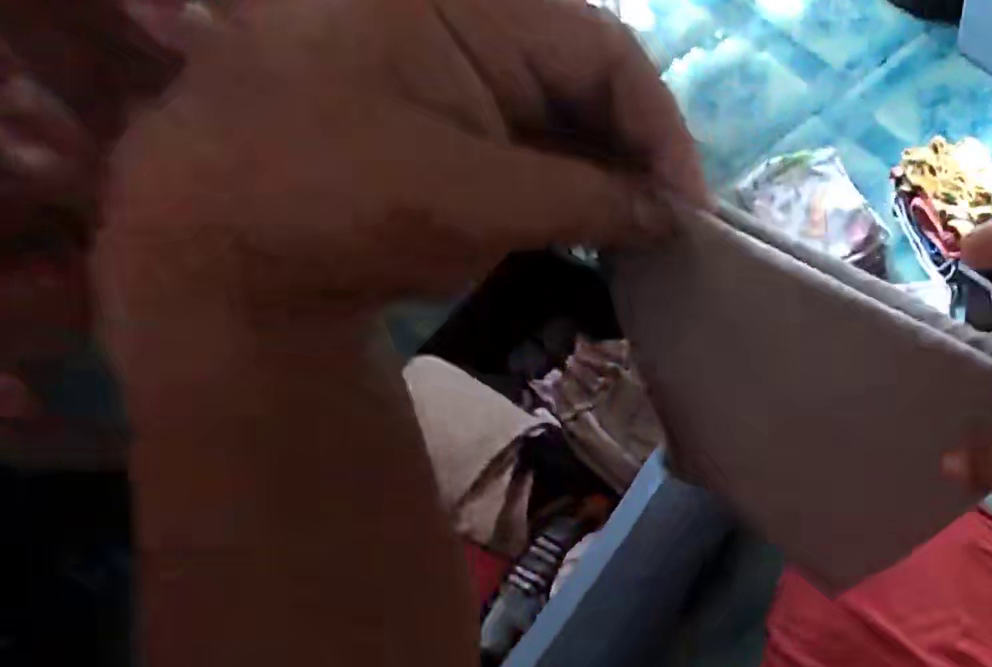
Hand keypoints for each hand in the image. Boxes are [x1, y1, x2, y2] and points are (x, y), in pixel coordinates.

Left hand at [96, 0, 701, 317]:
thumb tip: (672, 217)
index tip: (690, 209)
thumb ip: (592, 200)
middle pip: (597, 84)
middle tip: (677, 230)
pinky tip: (612, 235)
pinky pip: (552, 153)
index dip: (663, 129)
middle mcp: (466, 30)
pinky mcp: (465, 131)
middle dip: (646, 158)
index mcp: (457, 8)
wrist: (237, 253)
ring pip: (580, 123)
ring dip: (623, 182)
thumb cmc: (343, 204)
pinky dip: (590, 195)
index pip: (603, 52)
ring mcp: (465, 82)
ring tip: (653, 240)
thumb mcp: (481, 200)